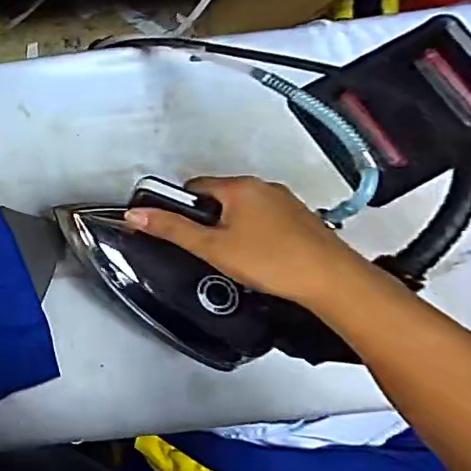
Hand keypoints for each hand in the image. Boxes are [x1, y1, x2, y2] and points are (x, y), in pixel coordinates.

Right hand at [124, 176, 378, 307]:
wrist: (334, 284)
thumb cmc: (276, 262)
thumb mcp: (211, 247)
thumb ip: (171, 229)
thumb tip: (137, 214)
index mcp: (239, 187)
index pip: (192, 187)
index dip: (180, 209)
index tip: (178, 230)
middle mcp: (264, 187)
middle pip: (217, 198)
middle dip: (207, 221)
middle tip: (207, 248)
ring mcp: (286, 203)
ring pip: (241, 210)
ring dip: (231, 228)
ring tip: (234, 257)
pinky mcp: (301, 220)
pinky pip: (264, 220)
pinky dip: (254, 235)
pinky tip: (258, 258)